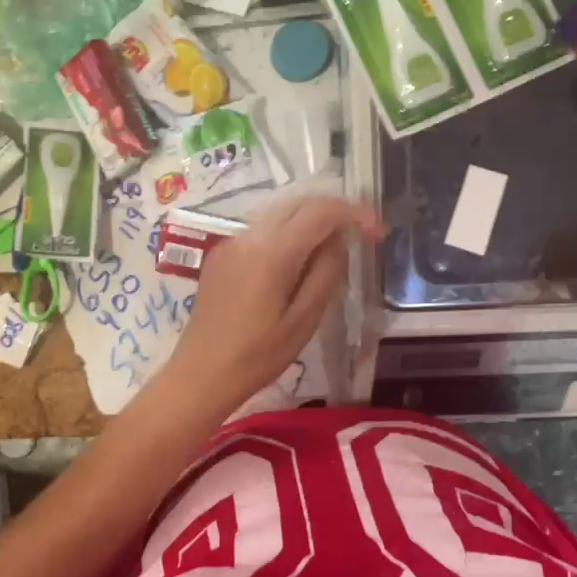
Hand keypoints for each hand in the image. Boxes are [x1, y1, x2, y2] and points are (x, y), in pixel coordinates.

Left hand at [157, 194, 380, 415]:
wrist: (200, 374)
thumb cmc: (257, 356)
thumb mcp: (304, 320)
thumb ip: (326, 273)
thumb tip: (338, 241)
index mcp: (272, 251)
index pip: (321, 210)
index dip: (355, 213)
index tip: (377, 233)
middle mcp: (248, 236)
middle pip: (298, 202)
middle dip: (332, 211)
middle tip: (359, 236)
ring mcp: (230, 244)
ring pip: (277, 214)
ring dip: (308, 222)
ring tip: (330, 253)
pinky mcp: (219, 257)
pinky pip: (259, 232)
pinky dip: (285, 235)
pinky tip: (295, 265)